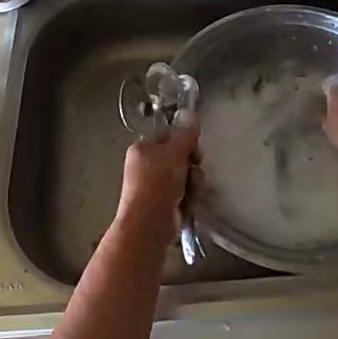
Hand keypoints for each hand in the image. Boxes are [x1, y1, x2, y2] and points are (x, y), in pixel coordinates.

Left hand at [117, 115, 197, 235]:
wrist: (148, 225)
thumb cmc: (157, 183)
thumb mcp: (174, 153)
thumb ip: (186, 135)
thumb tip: (192, 114)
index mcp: (142, 149)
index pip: (170, 137)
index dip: (185, 142)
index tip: (195, 150)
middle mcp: (146, 166)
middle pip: (180, 158)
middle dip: (192, 166)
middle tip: (194, 169)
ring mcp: (155, 187)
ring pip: (185, 177)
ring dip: (193, 184)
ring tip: (190, 192)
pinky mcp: (164, 205)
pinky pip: (184, 194)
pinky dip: (189, 198)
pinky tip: (187, 204)